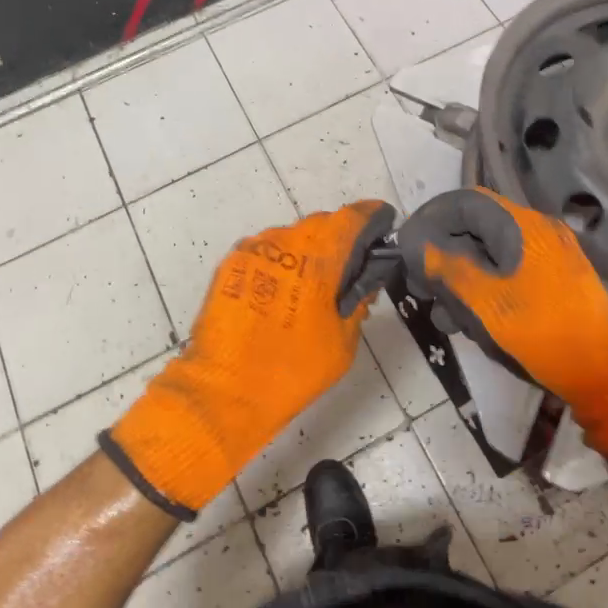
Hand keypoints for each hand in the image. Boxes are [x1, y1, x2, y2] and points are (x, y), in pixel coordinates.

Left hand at [101, 201, 396, 516]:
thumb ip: (357, 300)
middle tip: (350, 270)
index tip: (383, 227)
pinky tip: (282, 294)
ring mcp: (253, 249)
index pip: (353, 217)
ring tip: (313, 288)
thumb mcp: (343, 341)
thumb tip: (363, 280)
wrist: (225, 390)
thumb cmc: (292, 370)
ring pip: (291, 237)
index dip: (372, 218)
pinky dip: (281, 264)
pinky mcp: (229, 264)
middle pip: (321, 225)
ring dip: (307, 253)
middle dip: (340, 240)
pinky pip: (266, 253)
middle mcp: (285, 239)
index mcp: (318, 254)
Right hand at [396, 188, 607, 481]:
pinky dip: (483, 287)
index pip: (466, 201)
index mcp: (524, 226)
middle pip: (477, 226)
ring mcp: (551, 256)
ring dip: (460, 276)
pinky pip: (509, 271)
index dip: (431, 218)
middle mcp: (539, 231)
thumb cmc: (541, 335)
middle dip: (443, 253)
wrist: (605, 377)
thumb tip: (414, 242)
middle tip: (420, 286)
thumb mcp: (484, 303)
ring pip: (491, 252)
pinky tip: (469, 320)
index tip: (408, 246)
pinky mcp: (556, 281)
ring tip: (444, 314)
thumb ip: (445, 266)